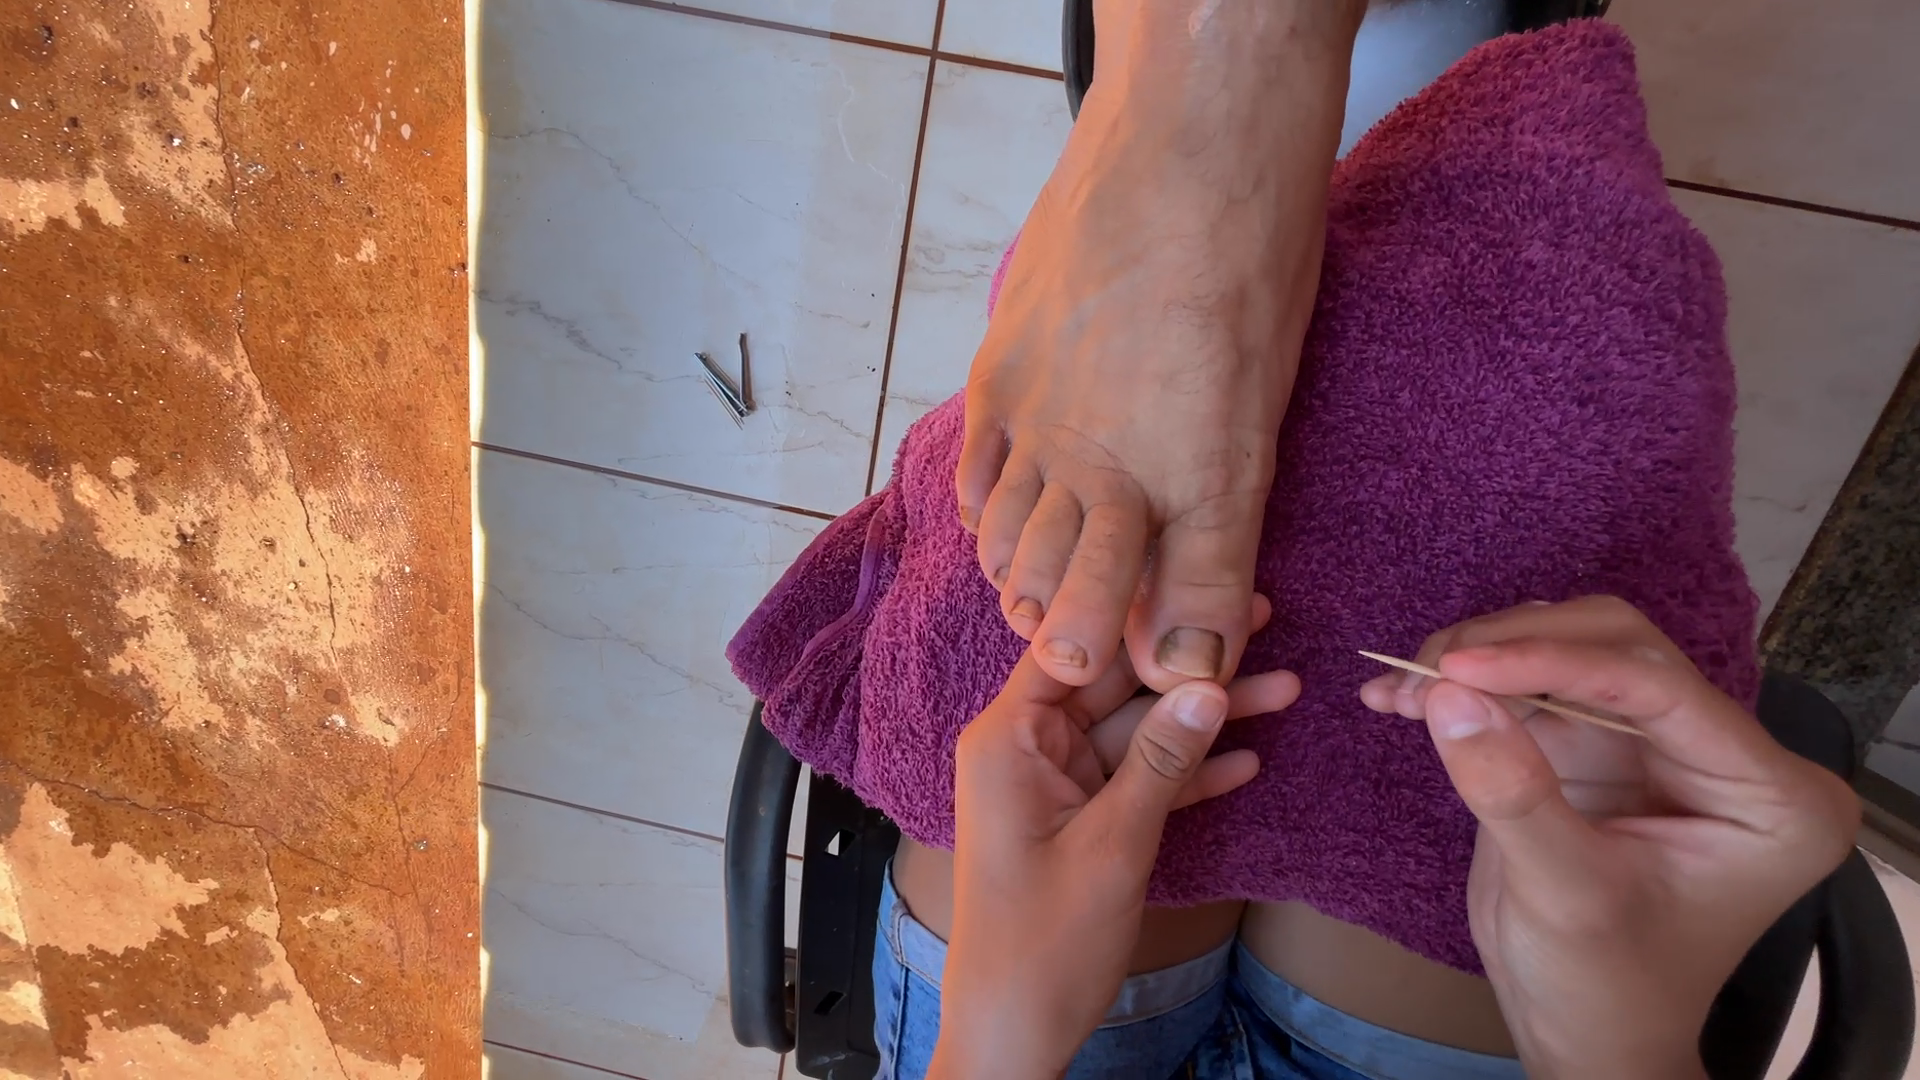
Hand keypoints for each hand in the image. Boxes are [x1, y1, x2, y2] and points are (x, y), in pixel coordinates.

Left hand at [931, 630, 1298, 1078]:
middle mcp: (1027, 745)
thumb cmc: (1045, 942)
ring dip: (1202, 722)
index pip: (1073, 649)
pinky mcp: (1079, 814)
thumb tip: (1210, 686)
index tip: (1195, 580)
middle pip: (1115, 688)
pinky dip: (1183, 774)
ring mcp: (1055, 780)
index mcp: (1009, 736)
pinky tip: (1246, 759)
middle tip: (1261, 624)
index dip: (1134, 613)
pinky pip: (1134, 779)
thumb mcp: (1113, 844)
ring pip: (1135, 735)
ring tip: (1283, 687)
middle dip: (1188, 667)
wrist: (1014, 1032)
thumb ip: (1161, 762)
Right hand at [957, 0, 1364, 692]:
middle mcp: (1081, 466)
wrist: (1184, 153)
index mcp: (1162, 487)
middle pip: (1044, 583)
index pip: (1120, 611)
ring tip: (1031, 593)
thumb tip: (1185, 656)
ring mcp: (1028, 419)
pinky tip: (1000, 518)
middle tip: (1061, 643)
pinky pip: (975, 475)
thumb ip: (1215, 553)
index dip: (1109, 657)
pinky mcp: (996, 377)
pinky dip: (987, 513)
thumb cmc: (1246, 280)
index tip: (1110, 679)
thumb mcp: (1258, 431)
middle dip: (1056, 626)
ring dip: (1018, 574)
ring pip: (1003, 535)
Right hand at [1364, 597, 1859, 1077]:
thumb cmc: (1599, 977)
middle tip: (1424, 676)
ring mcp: (1638, 735)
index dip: (1549, 661)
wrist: (1574, 1013)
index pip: (1654, 685)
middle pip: (1605, 641)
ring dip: (1467, 657)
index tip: (1454, 670)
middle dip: (1505, 648)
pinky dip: (1450, 684)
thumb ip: (1511, 791)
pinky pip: (1510, 680)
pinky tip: (1392, 699)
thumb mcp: (1561, 892)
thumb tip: (1445, 695)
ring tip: (1398, 690)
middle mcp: (1708, 745)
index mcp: (1761, 790)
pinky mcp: (1575, 737)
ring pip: (1550, 645)